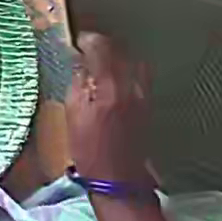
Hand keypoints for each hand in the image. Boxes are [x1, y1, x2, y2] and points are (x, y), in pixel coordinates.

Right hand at [68, 32, 154, 185]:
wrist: (119, 180)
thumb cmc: (89, 148)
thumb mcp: (72, 112)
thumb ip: (78, 82)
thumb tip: (81, 63)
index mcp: (109, 87)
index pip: (101, 47)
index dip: (87, 40)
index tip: (76, 42)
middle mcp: (131, 86)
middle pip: (120, 50)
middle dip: (102, 45)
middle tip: (86, 48)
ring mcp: (144, 94)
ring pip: (133, 60)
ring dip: (116, 55)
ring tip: (100, 60)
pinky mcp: (149, 103)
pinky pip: (138, 73)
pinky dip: (125, 67)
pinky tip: (112, 76)